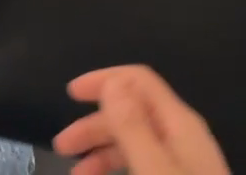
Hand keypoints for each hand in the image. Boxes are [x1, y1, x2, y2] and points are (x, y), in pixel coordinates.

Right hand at [53, 66, 229, 174]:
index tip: (71, 94)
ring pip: (136, 142)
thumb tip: (114, 82)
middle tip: (62, 147)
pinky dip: (118, 169)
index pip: (138, 81)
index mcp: (179, 124)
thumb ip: (134, 127)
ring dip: (102, 152)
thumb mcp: (155, 171)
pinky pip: (144, 164)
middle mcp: (181, 137)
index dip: (104, 80)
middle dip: (95, 124)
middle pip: (132, 112)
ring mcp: (183, 163)